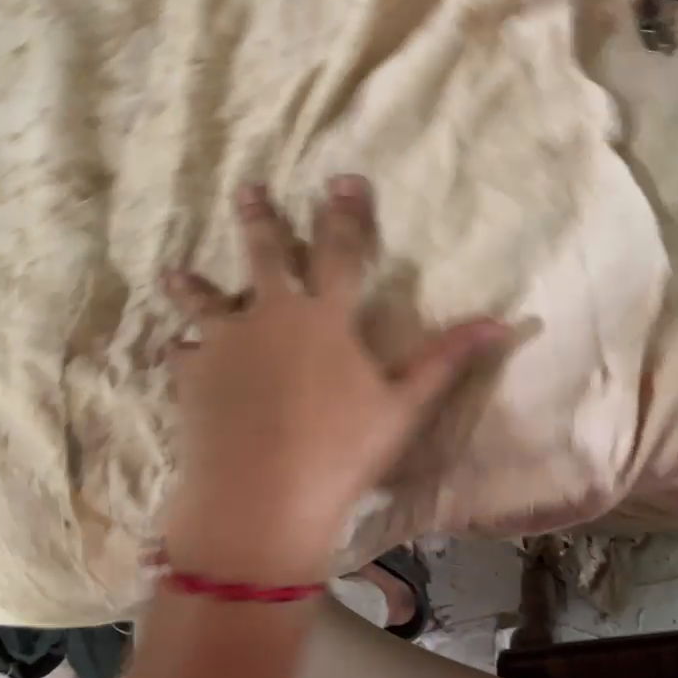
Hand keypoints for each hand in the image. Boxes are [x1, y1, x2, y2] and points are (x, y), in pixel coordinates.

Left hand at [160, 176, 507, 582]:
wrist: (260, 499)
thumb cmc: (340, 451)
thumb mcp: (403, 406)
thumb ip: (446, 358)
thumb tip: (504, 322)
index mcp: (325, 317)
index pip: (340, 250)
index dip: (344, 213)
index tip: (340, 178)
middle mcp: (272, 315)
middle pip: (264, 255)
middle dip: (259, 219)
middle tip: (247, 188)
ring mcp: (226, 343)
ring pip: (207, 300)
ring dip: (193, 283)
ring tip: (173, 270)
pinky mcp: (192, 376)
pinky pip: (182, 355)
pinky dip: (181, 351)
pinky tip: (174, 351)